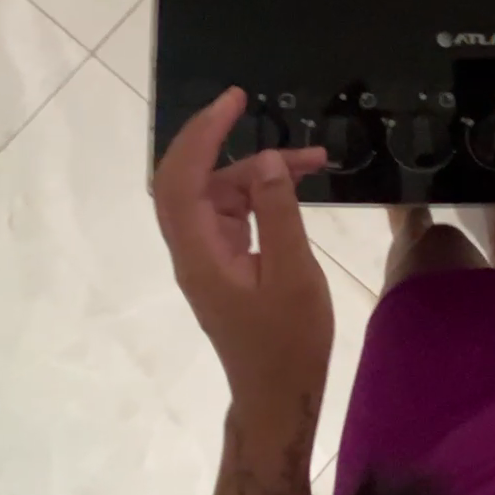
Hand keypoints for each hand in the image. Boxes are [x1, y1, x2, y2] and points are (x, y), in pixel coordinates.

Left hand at [154, 87, 333, 425]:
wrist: (279, 392)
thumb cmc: (288, 340)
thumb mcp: (293, 273)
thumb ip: (278, 212)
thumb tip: (263, 159)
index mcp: (200, 252)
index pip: (181, 180)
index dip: (201, 135)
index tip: (233, 102)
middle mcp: (194, 247)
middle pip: (185, 178)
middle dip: (211, 136)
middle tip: (243, 102)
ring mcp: (209, 252)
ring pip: (218, 191)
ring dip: (257, 167)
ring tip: (313, 158)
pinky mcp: (227, 258)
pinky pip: (236, 209)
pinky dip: (263, 189)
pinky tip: (298, 181)